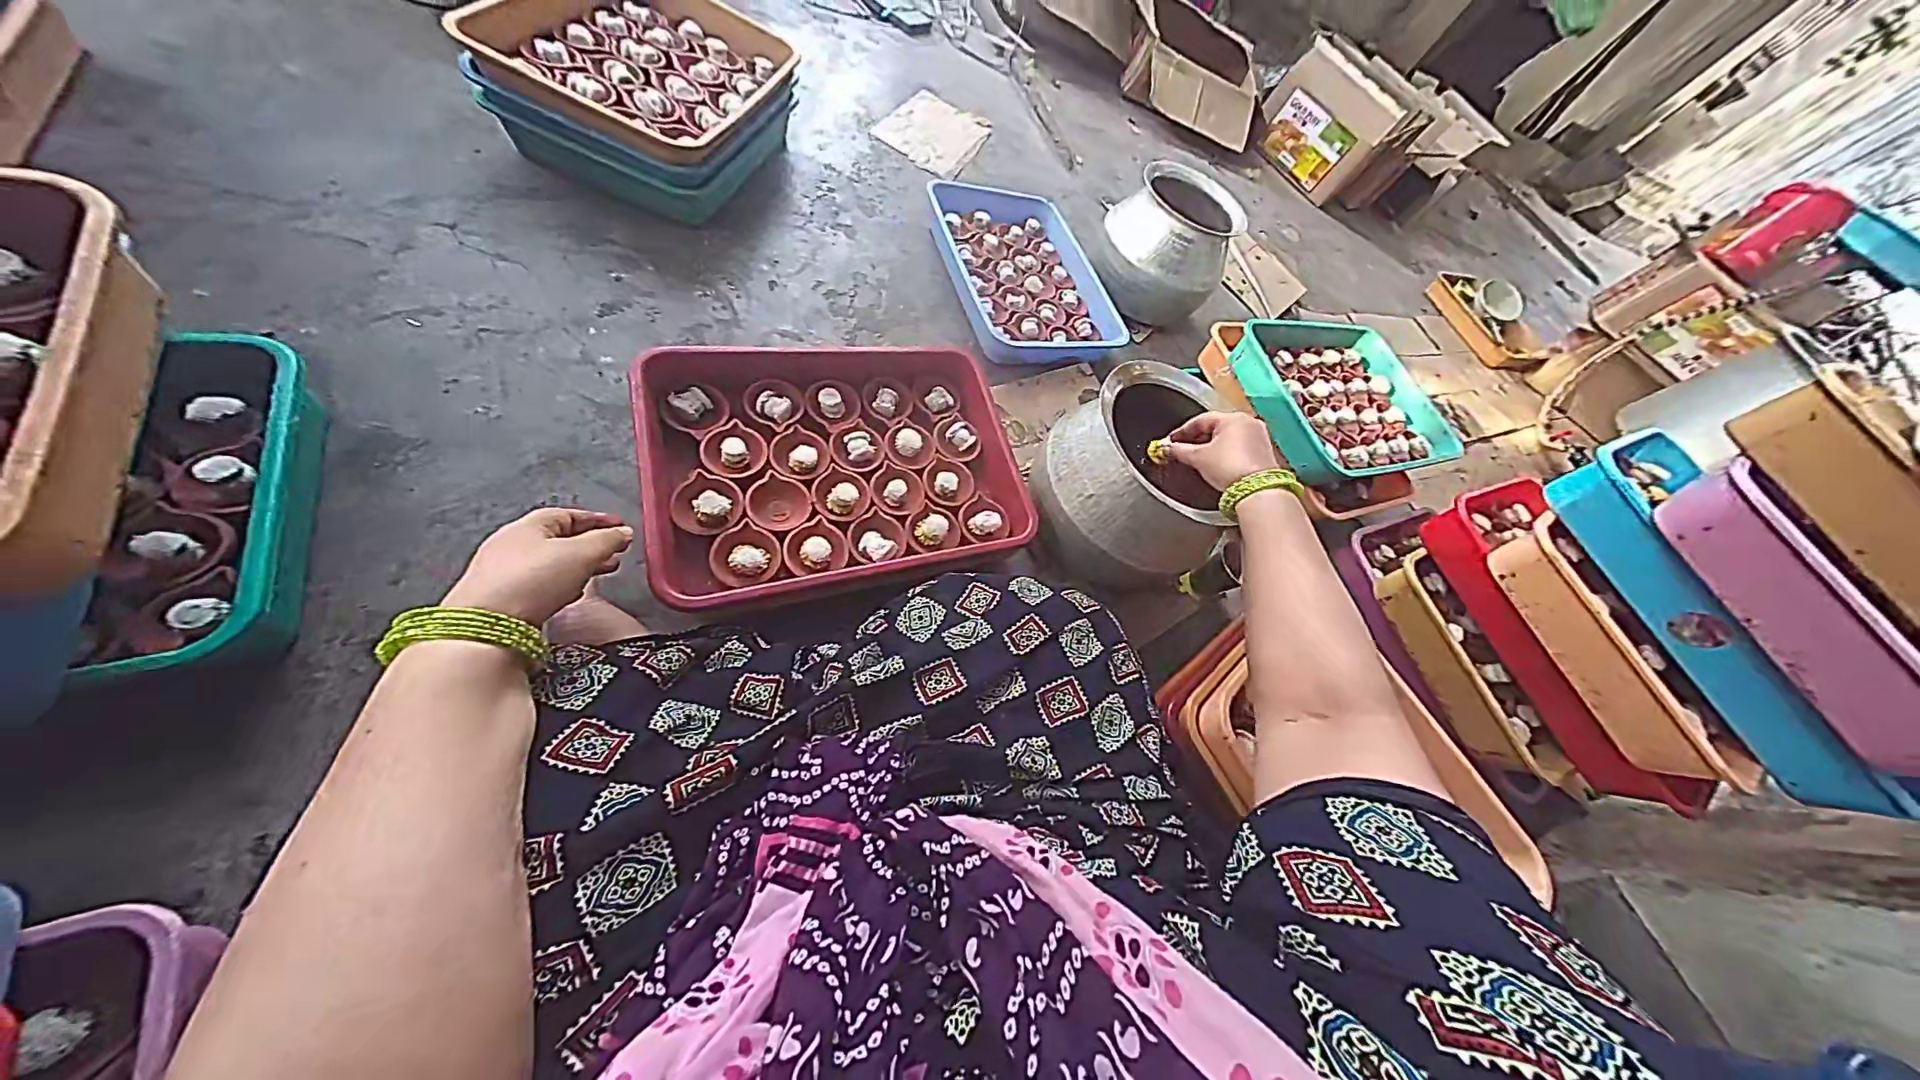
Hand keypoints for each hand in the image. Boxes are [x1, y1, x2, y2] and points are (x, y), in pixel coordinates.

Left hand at [441, 508, 633, 625]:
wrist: (488, 625)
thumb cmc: (531, 581)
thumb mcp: (582, 553)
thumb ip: (607, 540)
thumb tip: (623, 533)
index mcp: (528, 525)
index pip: (570, 515)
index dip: (599, 520)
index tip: (619, 527)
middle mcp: (512, 543)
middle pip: (560, 538)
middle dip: (591, 545)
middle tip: (614, 552)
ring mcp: (503, 570)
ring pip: (551, 561)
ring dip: (578, 565)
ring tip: (599, 572)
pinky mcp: (502, 596)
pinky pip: (539, 582)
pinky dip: (562, 582)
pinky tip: (571, 593)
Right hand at [1164, 411, 1279, 490]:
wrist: (1256, 490)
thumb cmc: (1230, 468)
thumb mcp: (1198, 458)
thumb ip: (1179, 450)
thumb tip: (1167, 448)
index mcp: (1232, 418)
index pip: (1200, 420)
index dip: (1182, 432)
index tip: (1171, 441)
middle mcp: (1248, 422)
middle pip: (1214, 427)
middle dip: (1196, 439)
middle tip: (1181, 451)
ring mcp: (1258, 436)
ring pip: (1227, 438)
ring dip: (1210, 446)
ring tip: (1197, 459)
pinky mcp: (1263, 451)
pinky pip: (1238, 447)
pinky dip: (1224, 453)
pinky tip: (1215, 463)